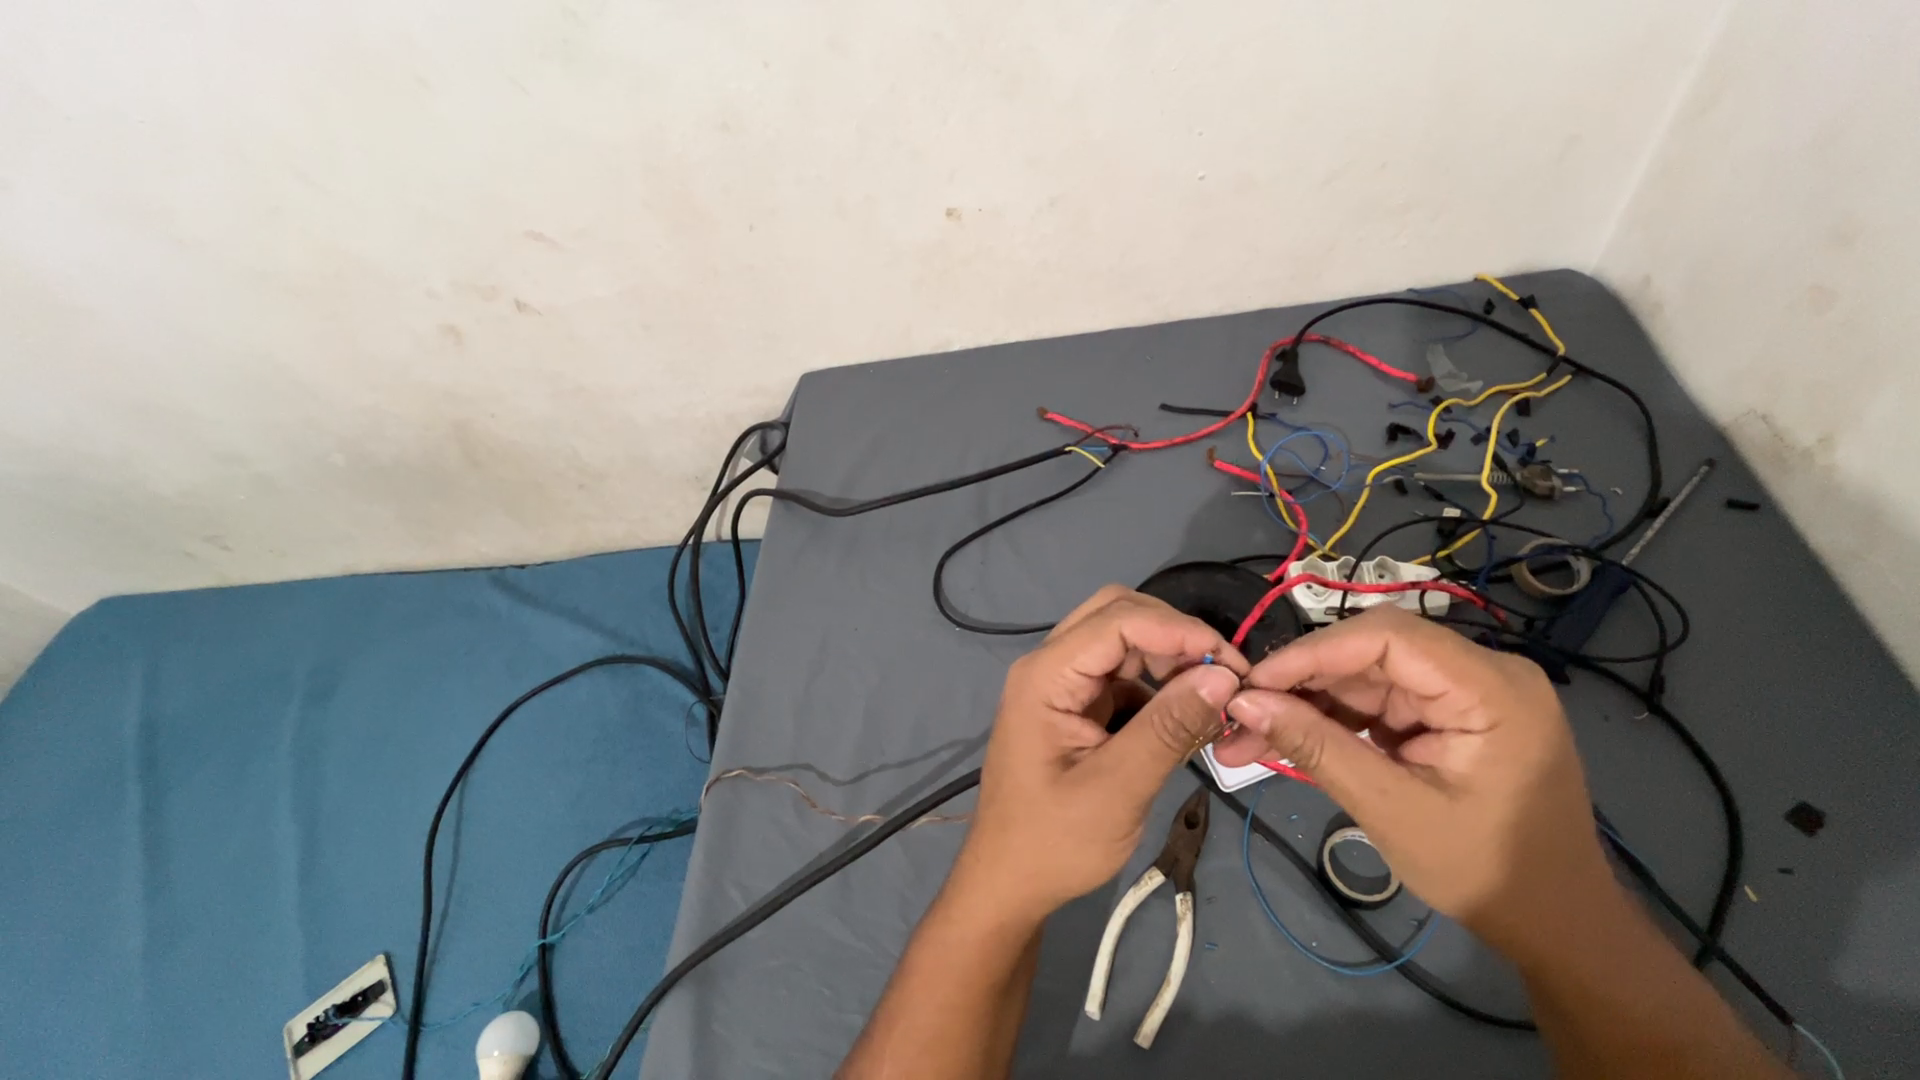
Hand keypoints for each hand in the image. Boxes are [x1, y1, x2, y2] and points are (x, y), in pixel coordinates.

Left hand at [951, 586, 1247, 922]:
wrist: (1009, 883)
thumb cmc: (1055, 842)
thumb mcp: (1118, 788)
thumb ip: (1169, 728)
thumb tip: (1223, 675)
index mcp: (1046, 676)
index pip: (1117, 620)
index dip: (1179, 631)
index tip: (1233, 665)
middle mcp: (1050, 667)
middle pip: (1117, 616)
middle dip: (1174, 636)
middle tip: (1224, 677)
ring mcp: (1061, 686)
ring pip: (1123, 643)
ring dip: (1169, 660)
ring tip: (1214, 699)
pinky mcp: (1076, 708)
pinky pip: (1123, 677)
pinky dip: (1158, 688)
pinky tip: (1187, 719)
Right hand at [1210, 605, 1610, 955]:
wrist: (1554, 923)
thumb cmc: (1485, 871)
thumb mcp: (1391, 809)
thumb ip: (1317, 748)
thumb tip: (1243, 703)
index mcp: (1491, 689)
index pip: (1385, 636)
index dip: (1311, 652)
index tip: (1251, 684)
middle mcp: (1483, 673)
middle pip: (1370, 653)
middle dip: (1300, 683)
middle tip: (1237, 714)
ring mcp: (1465, 692)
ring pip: (1364, 677)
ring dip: (1307, 704)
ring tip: (1248, 735)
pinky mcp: (1448, 713)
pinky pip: (1378, 701)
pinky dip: (1332, 721)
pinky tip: (1287, 739)